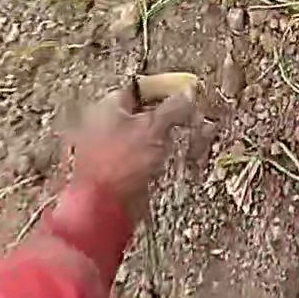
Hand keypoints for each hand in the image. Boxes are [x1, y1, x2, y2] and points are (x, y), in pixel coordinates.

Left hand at [66, 86, 196, 219]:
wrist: (101, 210)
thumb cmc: (120, 164)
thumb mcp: (154, 126)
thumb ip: (175, 106)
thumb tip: (189, 93)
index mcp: (107, 108)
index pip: (142, 87)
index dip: (167, 88)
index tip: (187, 91)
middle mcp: (106, 125)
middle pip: (147, 110)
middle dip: (173, 112)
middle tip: (194, 114)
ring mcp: (112, 149)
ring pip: (150, 133)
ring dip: (174, 132)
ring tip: (197, 135)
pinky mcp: (120, 170)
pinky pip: (148, 153)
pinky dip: (166, 151)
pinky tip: (184, 154)